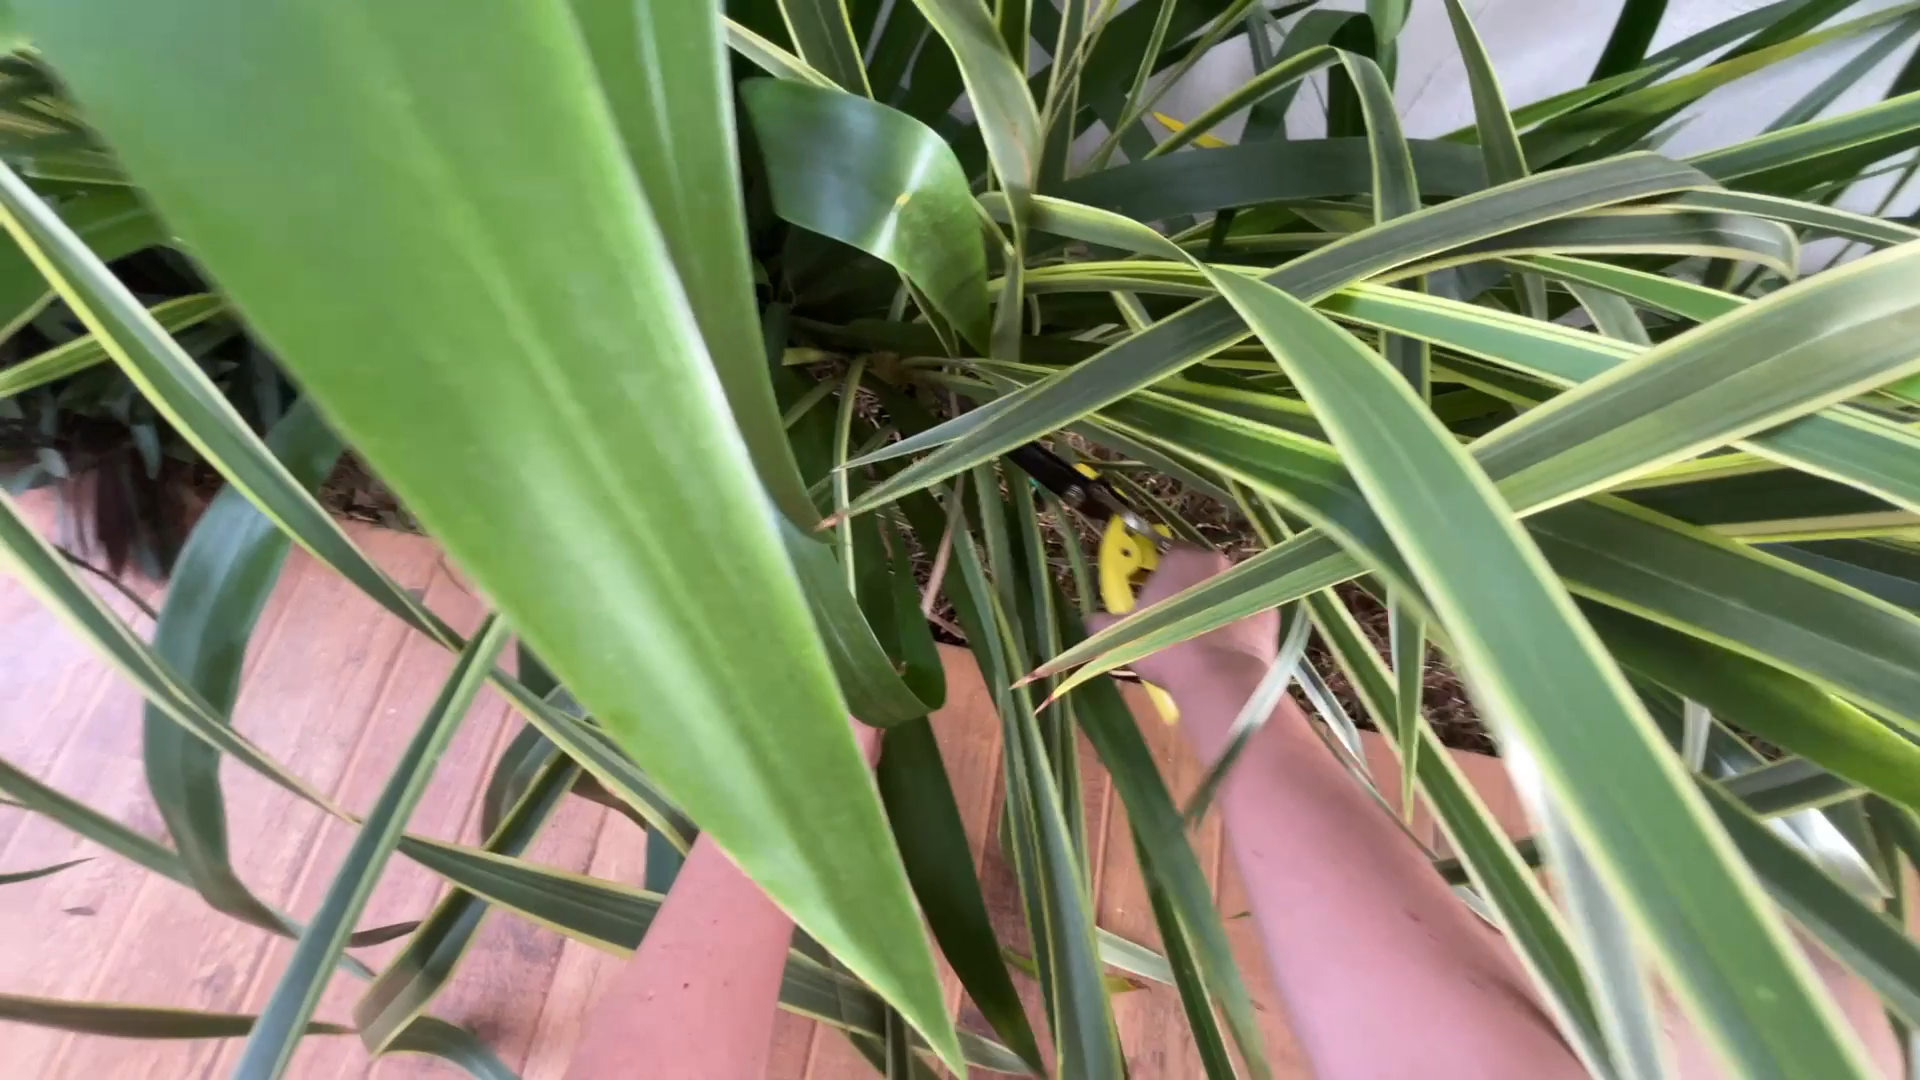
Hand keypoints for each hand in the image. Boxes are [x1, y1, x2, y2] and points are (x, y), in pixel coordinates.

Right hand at [1088, 547, 1277, 692]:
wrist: (1218, 679)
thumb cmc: (1165, 647)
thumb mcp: (1122, 635)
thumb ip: (1101, 623)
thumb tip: (1090, 621)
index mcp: (1181, 557)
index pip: (1167, 554)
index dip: (1157, 576)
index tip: (1151, 600)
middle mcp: (1218, 562)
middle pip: (1198, 571)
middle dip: (1187, 590)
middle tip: (1172, 621)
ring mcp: (1248, 586)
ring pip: (1225, 591)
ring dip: (1214, 606)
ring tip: (1200, 639)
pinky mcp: (1271, 613)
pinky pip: (1248, 614)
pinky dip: (1239, 626)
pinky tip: (1225, 648)